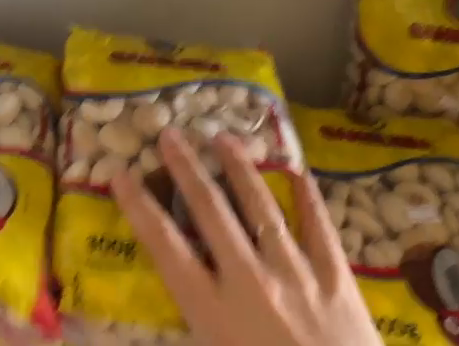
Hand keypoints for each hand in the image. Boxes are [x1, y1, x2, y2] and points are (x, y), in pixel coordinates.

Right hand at [112, 129, 375, 345]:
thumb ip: (194, 327)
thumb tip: (164, 311)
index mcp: (214, 311)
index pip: (165, 247)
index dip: (139, 207)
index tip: (119, 174)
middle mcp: (250, 281)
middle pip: (210, 211)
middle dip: (186, 168)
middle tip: (170, 133)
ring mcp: (297, 274)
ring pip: (262, 206)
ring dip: (239, 168)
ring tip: (223, 137)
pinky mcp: (339, 280)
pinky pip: (320, 228)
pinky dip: (308, 198)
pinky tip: (298, 171)